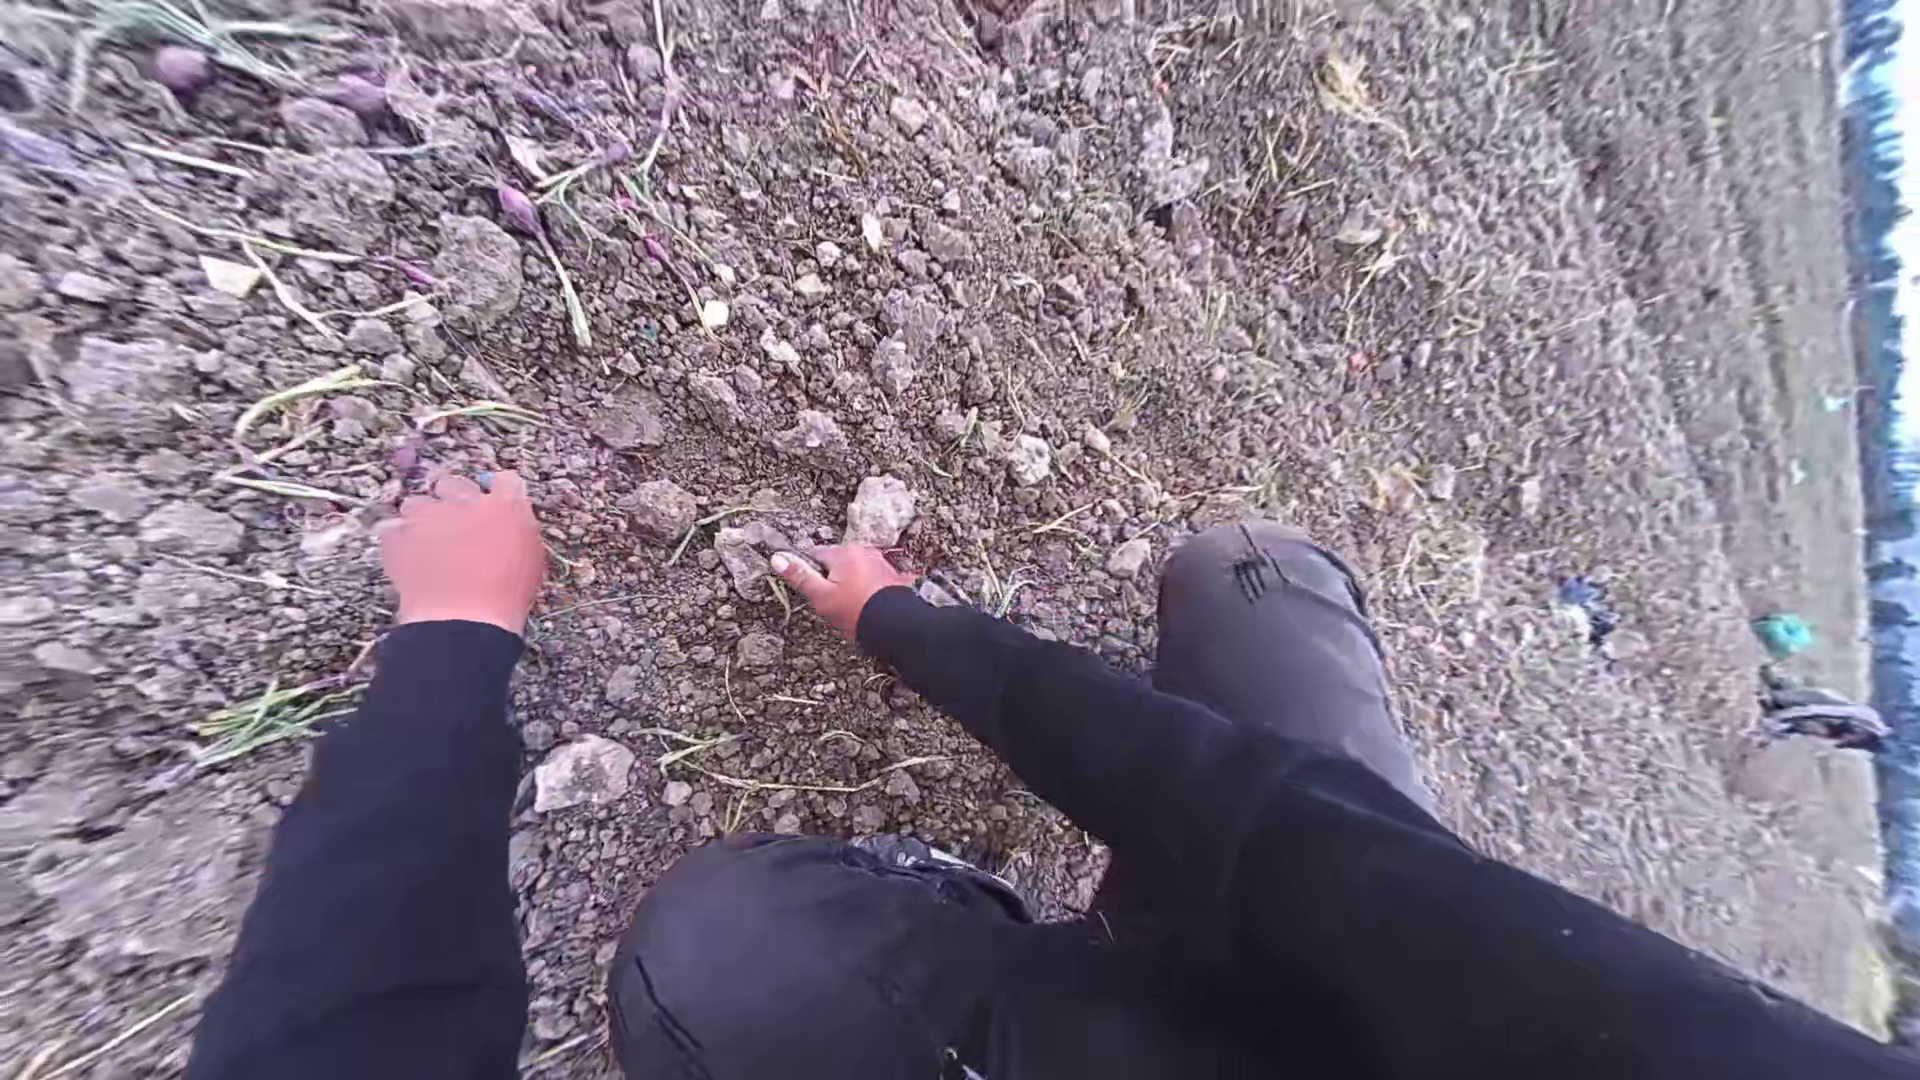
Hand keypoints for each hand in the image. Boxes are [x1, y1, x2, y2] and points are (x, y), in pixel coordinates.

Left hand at [380, 471, 544, 635]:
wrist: (464, 615)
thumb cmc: (508, 590)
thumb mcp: (531, 556)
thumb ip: (519, 527)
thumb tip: (511, 516)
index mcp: (506, 506)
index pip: (505, 480)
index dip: (498, 490)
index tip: (495, 500)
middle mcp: (466, 502)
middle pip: (455, 483)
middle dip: (454, 498)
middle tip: (458, 521)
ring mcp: (428, 516)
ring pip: (418, 503)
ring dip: (423, 518)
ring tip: (430, 541)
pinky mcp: (397, 535)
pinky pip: (393, 527)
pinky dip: (400, 538)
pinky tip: (412, 556)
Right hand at [771, 546, 915, 640]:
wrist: (896, 625)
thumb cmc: (857, 612)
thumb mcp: (821, 596)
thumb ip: (800, 576)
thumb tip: (778, 558)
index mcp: (844, 553)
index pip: (815, 554)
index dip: (809, 572)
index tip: (812, 589)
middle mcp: (863, 552)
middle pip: (836, 563)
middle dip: (830, 580)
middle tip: (832, 603)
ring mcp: (879, 562)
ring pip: (853, 571)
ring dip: (848, 585)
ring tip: (850, 608)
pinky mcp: (891, 576)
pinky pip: (869, 579)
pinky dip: (864, 589)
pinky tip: (864, 606)